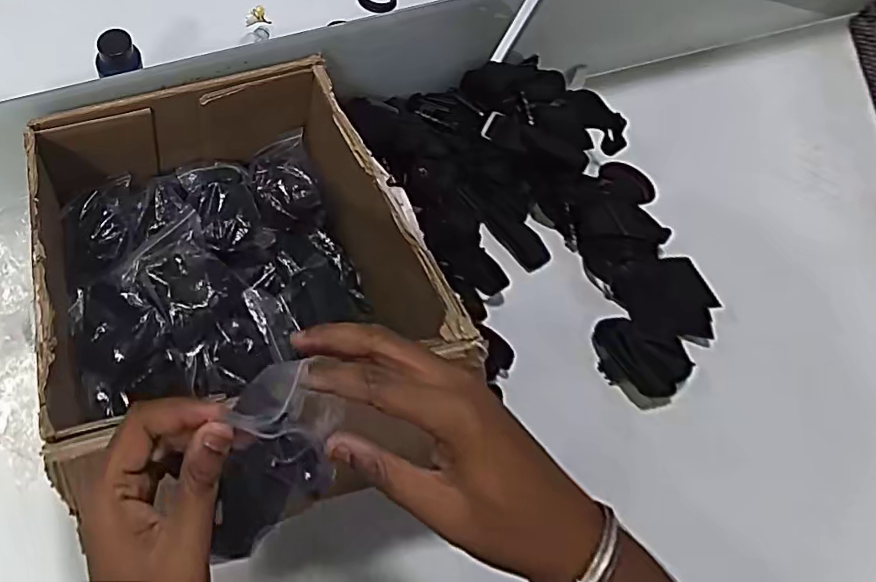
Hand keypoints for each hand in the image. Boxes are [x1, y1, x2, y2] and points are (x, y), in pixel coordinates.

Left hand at [78, 398, 232, 581]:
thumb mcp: (183, 543)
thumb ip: (200, 482)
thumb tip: (217, 429)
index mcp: (105, 482)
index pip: (141, 423)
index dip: (181, 411)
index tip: (220, 413)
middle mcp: (106, 482)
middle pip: (146, 432)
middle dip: (188, 423)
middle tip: (230, 422)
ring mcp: (119, 497)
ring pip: (153, 450)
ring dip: (188, 441)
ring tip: (225, 438)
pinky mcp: (134, 512)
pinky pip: (158, 473)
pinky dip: (184, 465)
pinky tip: (208, 464)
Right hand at [293, 324, 603, 581]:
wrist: (577, 538)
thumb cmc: (516, 528)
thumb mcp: (446, 511)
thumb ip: (385, 471)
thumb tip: (333, 442)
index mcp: (451, 410)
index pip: (375, 381)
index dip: (332, 376)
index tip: (299, 377)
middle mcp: (455, 383)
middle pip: (383, 342)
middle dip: (336, 337)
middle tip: (299, 341)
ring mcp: (462, 381)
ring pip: (396, 342)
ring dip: (353, 338)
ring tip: (316, 343)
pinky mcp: (465, 388)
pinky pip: (409, 354)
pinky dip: (374, 349)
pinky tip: (356, 359)